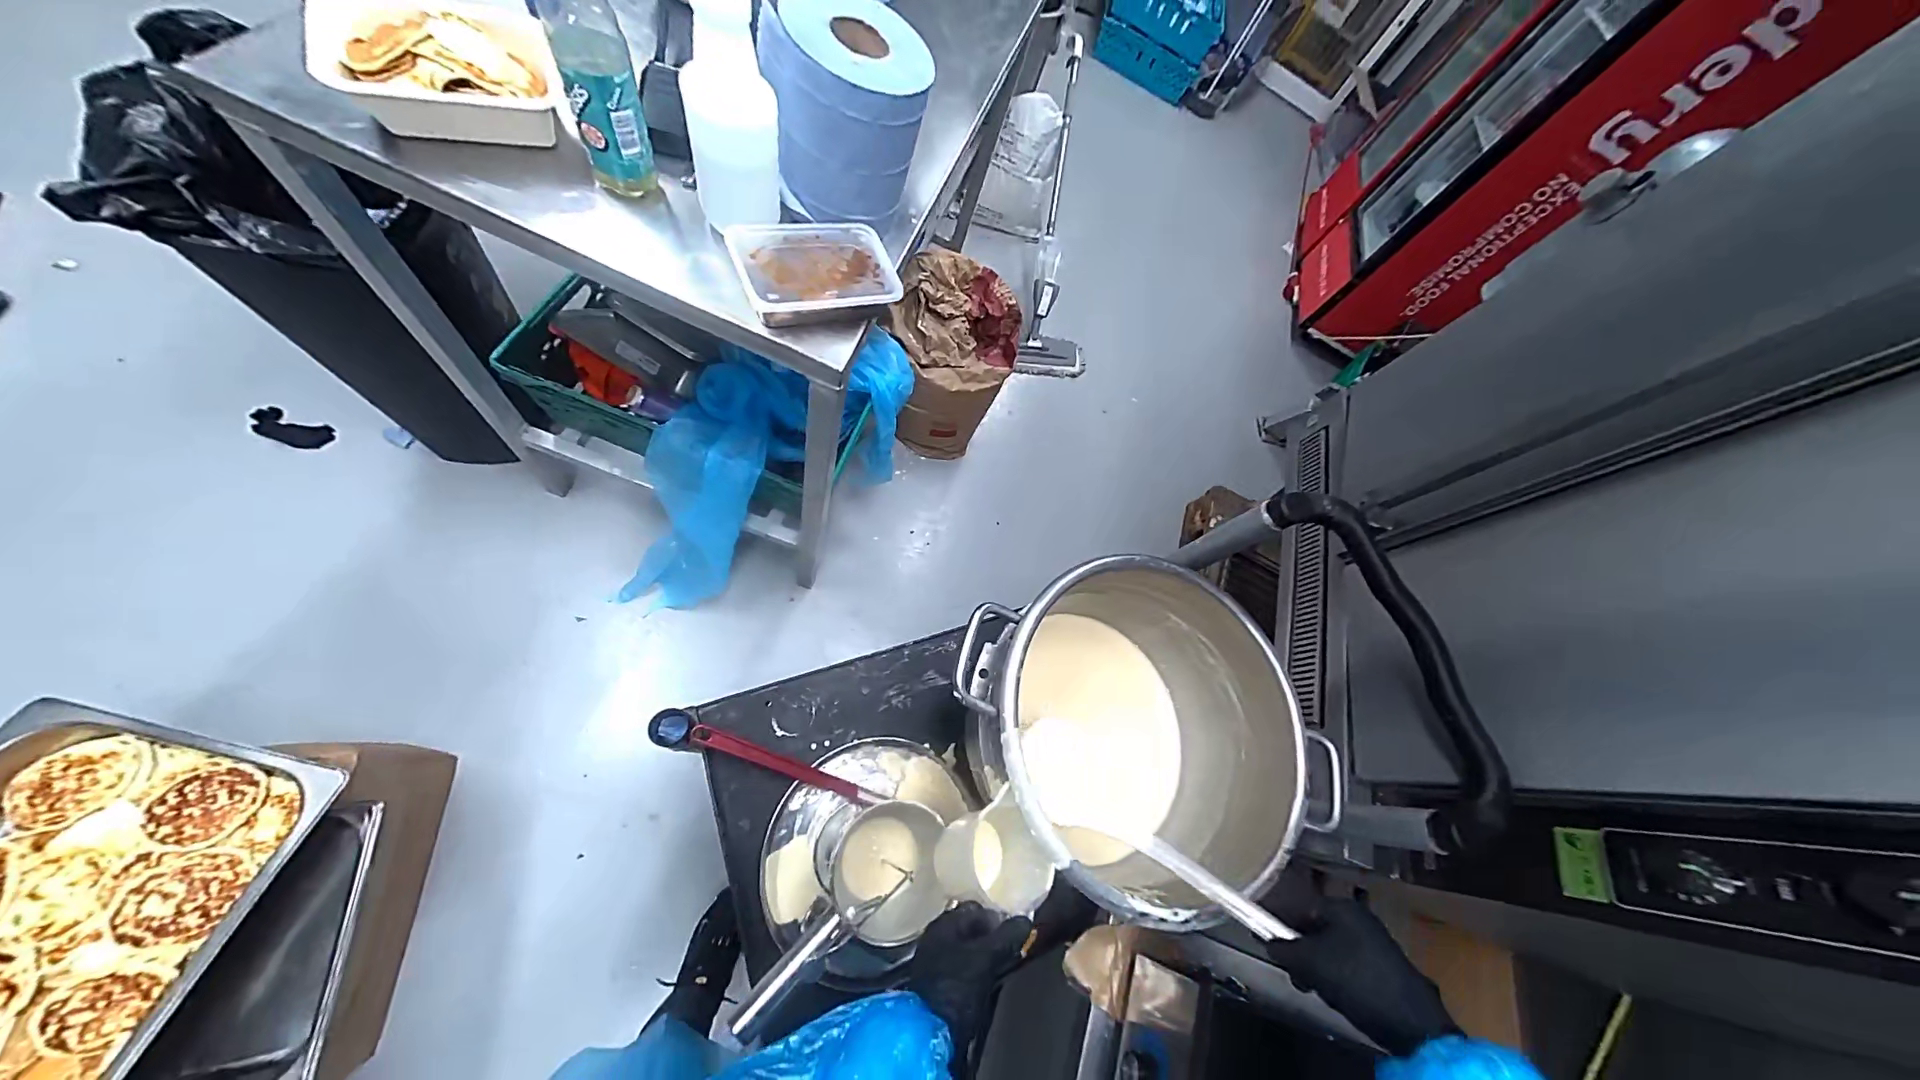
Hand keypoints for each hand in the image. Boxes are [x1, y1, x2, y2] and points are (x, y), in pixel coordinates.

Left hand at [907, 903, 1031, 1059]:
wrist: (928, 1035)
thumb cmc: (955, 989)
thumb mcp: (986, 958)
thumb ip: (1007, 936)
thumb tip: (1025, 920)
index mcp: (944, 924)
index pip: (976, 909)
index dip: (998, 917)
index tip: (1017, 930)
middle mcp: (937, 939)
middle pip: (971, 930)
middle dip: (993, 937)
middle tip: (1015, 947)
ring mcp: (936, 964)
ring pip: (968, 951)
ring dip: (987, 956)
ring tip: (1007, 965)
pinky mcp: (939, 988)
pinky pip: (965, 971)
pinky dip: (979, 973)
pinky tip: (991, 983)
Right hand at [1262, 896, 1456, 1056]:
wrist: (1415, 1027)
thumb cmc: (1357, 982)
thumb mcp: (1309, 963)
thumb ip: (1282, 948)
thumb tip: (1268, 941)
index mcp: (1341, 907)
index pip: (1294, 908)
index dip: (1275, 925)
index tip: (1263, 941)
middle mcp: (1359, 917)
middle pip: (1312, 929)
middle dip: (1300, 954)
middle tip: (1298, 976)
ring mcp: (1375, 942)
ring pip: (1329, 949)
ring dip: (1317, 969)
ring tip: (1320, 990)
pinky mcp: (1385, 966)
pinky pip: (1347, 963)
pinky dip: (1337, 977)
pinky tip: (1340, 997)